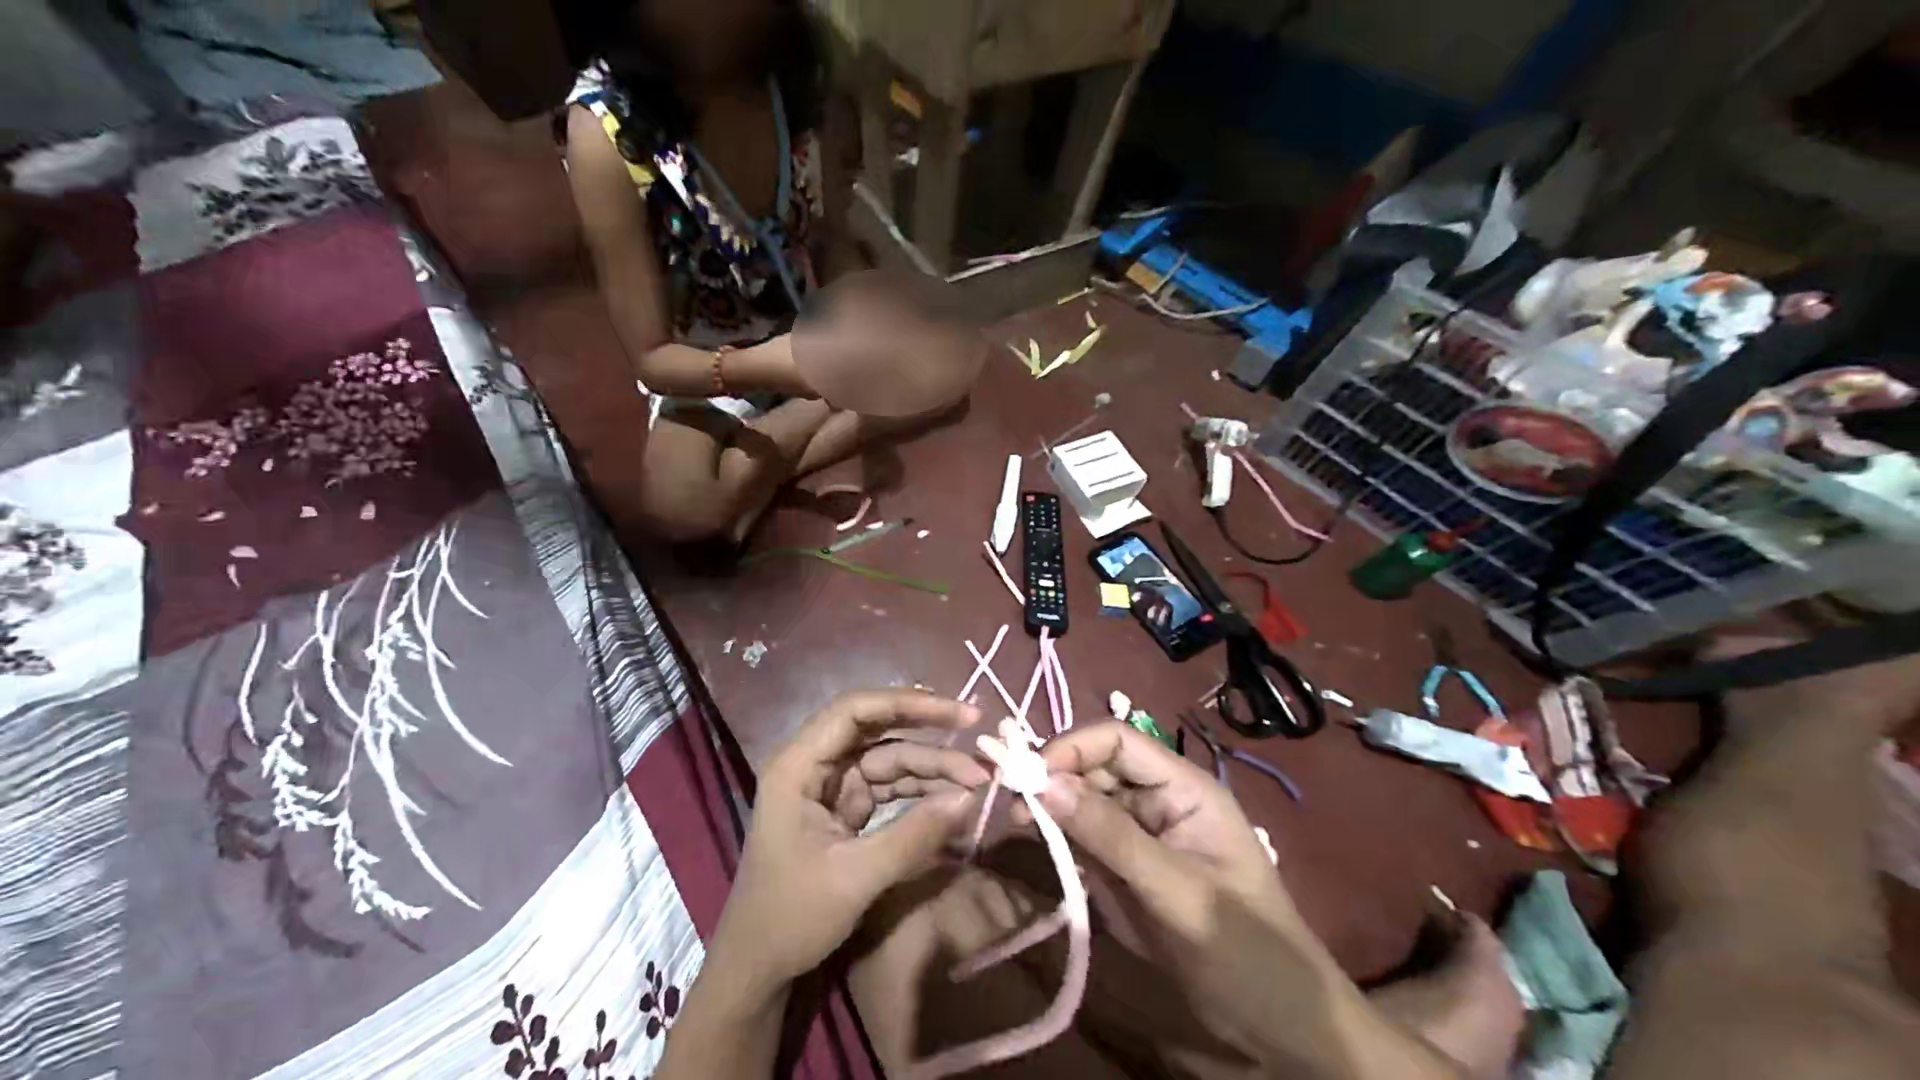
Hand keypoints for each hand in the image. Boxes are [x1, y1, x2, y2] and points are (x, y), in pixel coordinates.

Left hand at [712, 689, 990, 990]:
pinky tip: (953, 799)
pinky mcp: (846, 808)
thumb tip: (970, 797)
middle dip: (928, 731)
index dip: (906, 703)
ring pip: (889, 758)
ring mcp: (831, 786)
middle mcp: (814, 764)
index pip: (855, 711)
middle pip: (877, 729)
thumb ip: (913, 835)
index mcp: (798, 765)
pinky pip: (889, 786)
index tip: (956, 712)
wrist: (758, 968)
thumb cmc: (791, 917)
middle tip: (978, 732)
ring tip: (978, 778)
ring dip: (932, 767)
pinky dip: (921, 791)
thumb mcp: (855, 877)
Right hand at [1031, 722, 1436, 1074]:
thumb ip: (1110, 835)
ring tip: (1018, 827)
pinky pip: (1088, 841)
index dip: (1073, 748)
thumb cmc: (1245, 950)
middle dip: (1055, 779)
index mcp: (1185, 788)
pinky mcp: (1130, 871)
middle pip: (1097, 768)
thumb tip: (1043, 782)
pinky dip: (1062, 841)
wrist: (1282, 1030)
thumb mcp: (1176, 890)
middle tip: (1013, 808)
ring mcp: (1144, 837)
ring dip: (1052, 809)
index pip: (1119, 741)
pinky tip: (1042, 849)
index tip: (1030, 775)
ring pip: (1086, 802)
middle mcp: (1161, 802)